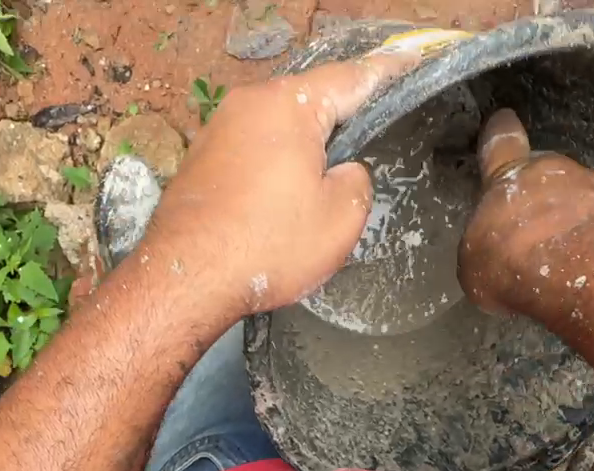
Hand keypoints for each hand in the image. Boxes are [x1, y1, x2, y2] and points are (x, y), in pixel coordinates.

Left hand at [129, 47, 425, 322]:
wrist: (185, 279)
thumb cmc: (266, 246)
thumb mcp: (340, 220)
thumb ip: (357, 182)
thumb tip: (341, 171)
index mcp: (289, 105)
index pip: (351, 79)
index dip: (386, 76)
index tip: (408, 68)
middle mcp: (248, 105)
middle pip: (307, 107)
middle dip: (334, 127)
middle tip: (357, 155)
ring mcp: (216, 133)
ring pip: (274, 135)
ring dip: (297, 158)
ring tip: (311, 195)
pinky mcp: (197, 165)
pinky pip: (247, 159)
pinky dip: (267, 177)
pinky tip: (271, 210)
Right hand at [458, 108, 593, 313]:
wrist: (575, 270)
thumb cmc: (510, 262)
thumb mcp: (474, 260)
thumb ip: (483, 241)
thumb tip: (492, 244)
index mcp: (508, 175)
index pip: (501, 142)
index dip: (499, 133)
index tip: (501, 121)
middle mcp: (553, 168)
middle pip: (542, 174)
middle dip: (536, 196)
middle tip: (527, 232)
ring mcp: (593, 185)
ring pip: (574, 197)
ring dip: (565, 220)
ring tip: (556, 257)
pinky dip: (589, 240)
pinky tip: (580, 266)